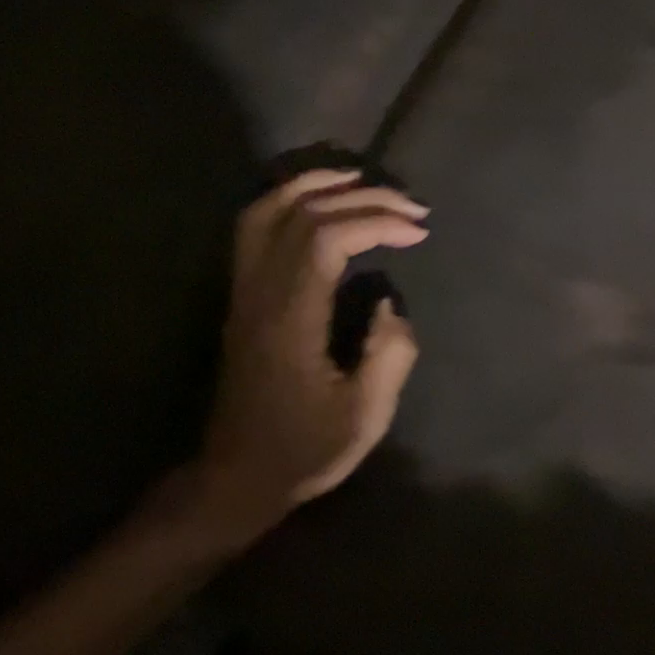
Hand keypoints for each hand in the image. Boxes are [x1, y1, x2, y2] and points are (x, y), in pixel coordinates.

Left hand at [192, 169, 426, 542]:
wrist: (236, 478)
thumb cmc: (304, 450)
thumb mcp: (364, 416)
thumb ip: (388, 355)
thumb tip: (389, 306)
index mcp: (290, 320)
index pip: (324, 239)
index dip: (375, 222)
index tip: (418, 231)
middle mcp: (260, 295)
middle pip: (301, 215)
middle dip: (361, 198)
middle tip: (411, 206)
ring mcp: (244, 293)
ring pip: (266, 212)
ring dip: (314, 184)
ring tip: (360, 177)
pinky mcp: (243, 299)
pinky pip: (255, 229)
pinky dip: (289, 201)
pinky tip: (319, 202)